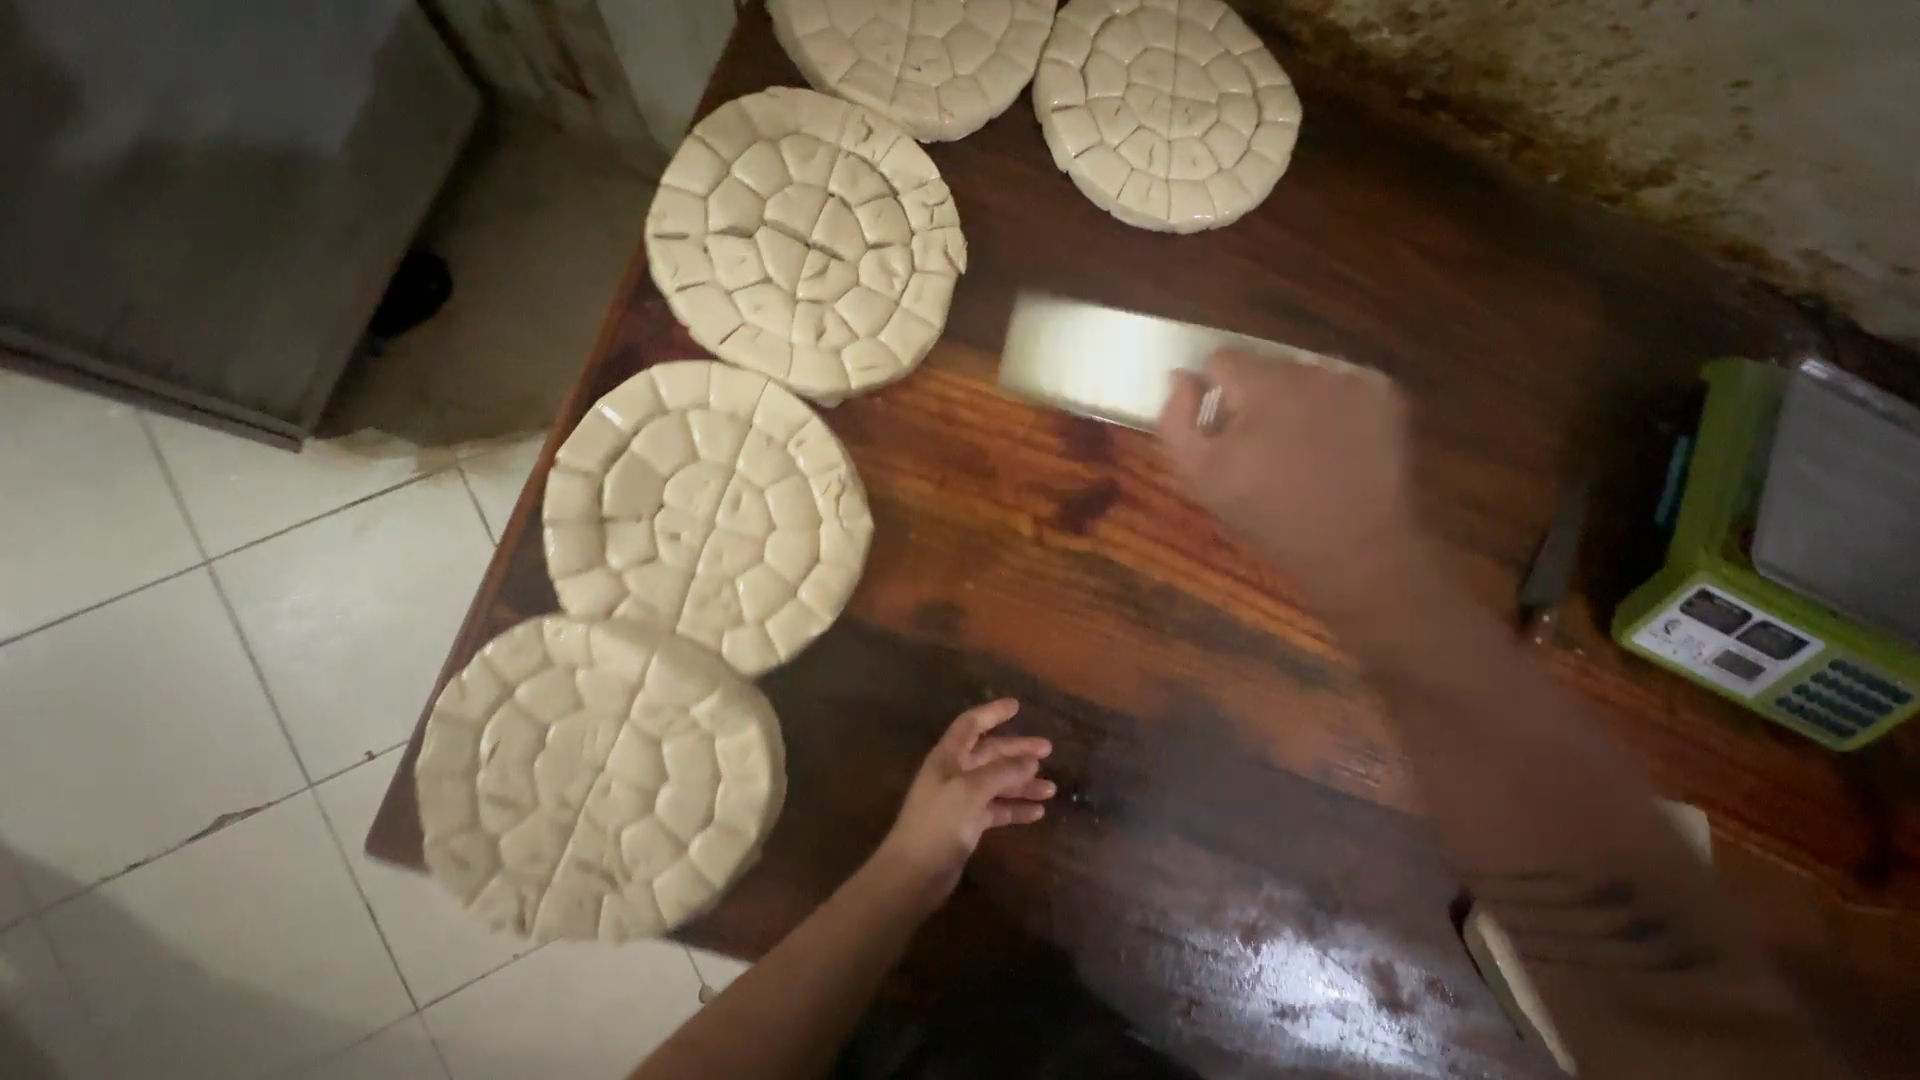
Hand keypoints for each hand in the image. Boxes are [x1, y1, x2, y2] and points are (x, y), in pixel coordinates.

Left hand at [872, 699, 1054, 901]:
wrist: (913, 873)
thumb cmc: (938, 823)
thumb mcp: (971, 791)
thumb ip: (1002, 772)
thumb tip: (1030, 759)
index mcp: (948, 757)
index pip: (971, 724)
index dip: (992, 713)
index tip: (1017, 706)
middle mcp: (953, 773)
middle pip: (989, 753)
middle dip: (1017, 751)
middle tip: (1048, 750)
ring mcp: (960, 800)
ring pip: (996, 783)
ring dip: (1022, 783)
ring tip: (1051, 788)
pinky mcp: (966, 825)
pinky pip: (996, 809)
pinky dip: (1015, 808)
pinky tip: (1037, 813)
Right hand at [1158, 348, 1417, 588]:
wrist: (1353, 545)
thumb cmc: (1268, 513)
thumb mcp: (1201, 476)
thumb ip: (1177, 420)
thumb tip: (1181, 377)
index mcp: (1262, 382)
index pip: (1222, 359)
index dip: (1215, 393)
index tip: (1222, 430)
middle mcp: (1310, 368)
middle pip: (1267, 366)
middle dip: (1257, 397)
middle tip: (1261, 446)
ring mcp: (1354, 379)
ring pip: (1307, 374)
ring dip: (1296, 399)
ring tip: (1301, 447)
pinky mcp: (1387, 396)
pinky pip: (1346, 386)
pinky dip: (1336, 407)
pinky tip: (1334, 444)